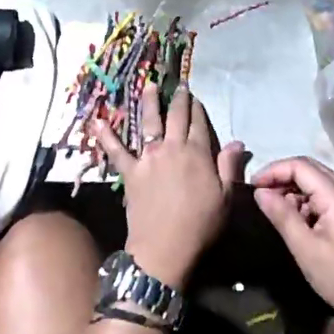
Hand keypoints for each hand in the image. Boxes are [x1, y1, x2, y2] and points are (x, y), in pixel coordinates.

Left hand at [89, 85, 245, 286]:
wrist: (165, 248)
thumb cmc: (201, 225)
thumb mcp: (226, 197)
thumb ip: (229, 167)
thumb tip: (237, 142)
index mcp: (198, 154)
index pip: (199, 124)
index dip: (197, 108)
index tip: (195, 96)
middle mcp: (173, 148)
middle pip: (176, 117)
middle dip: (179, 99)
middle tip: (179, 86)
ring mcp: (148, 158)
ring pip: (149, 123)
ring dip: (148, 102)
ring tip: (148, 85)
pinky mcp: (130, 171)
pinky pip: (116, 150)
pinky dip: (105, 135)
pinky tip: (96, 120)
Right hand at [252, 158, 333, 327]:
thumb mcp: (306, 249)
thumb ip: (282, 216)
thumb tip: (259, 192)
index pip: (300, 166)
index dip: (274, 170)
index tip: (253, 186)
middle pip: (308, 169)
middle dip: (281, 177)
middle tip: (260, 195)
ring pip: (314, 181)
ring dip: (292, 190)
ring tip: (274, 210)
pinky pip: (322, 195)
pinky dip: (303, 201)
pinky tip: (293, 220)